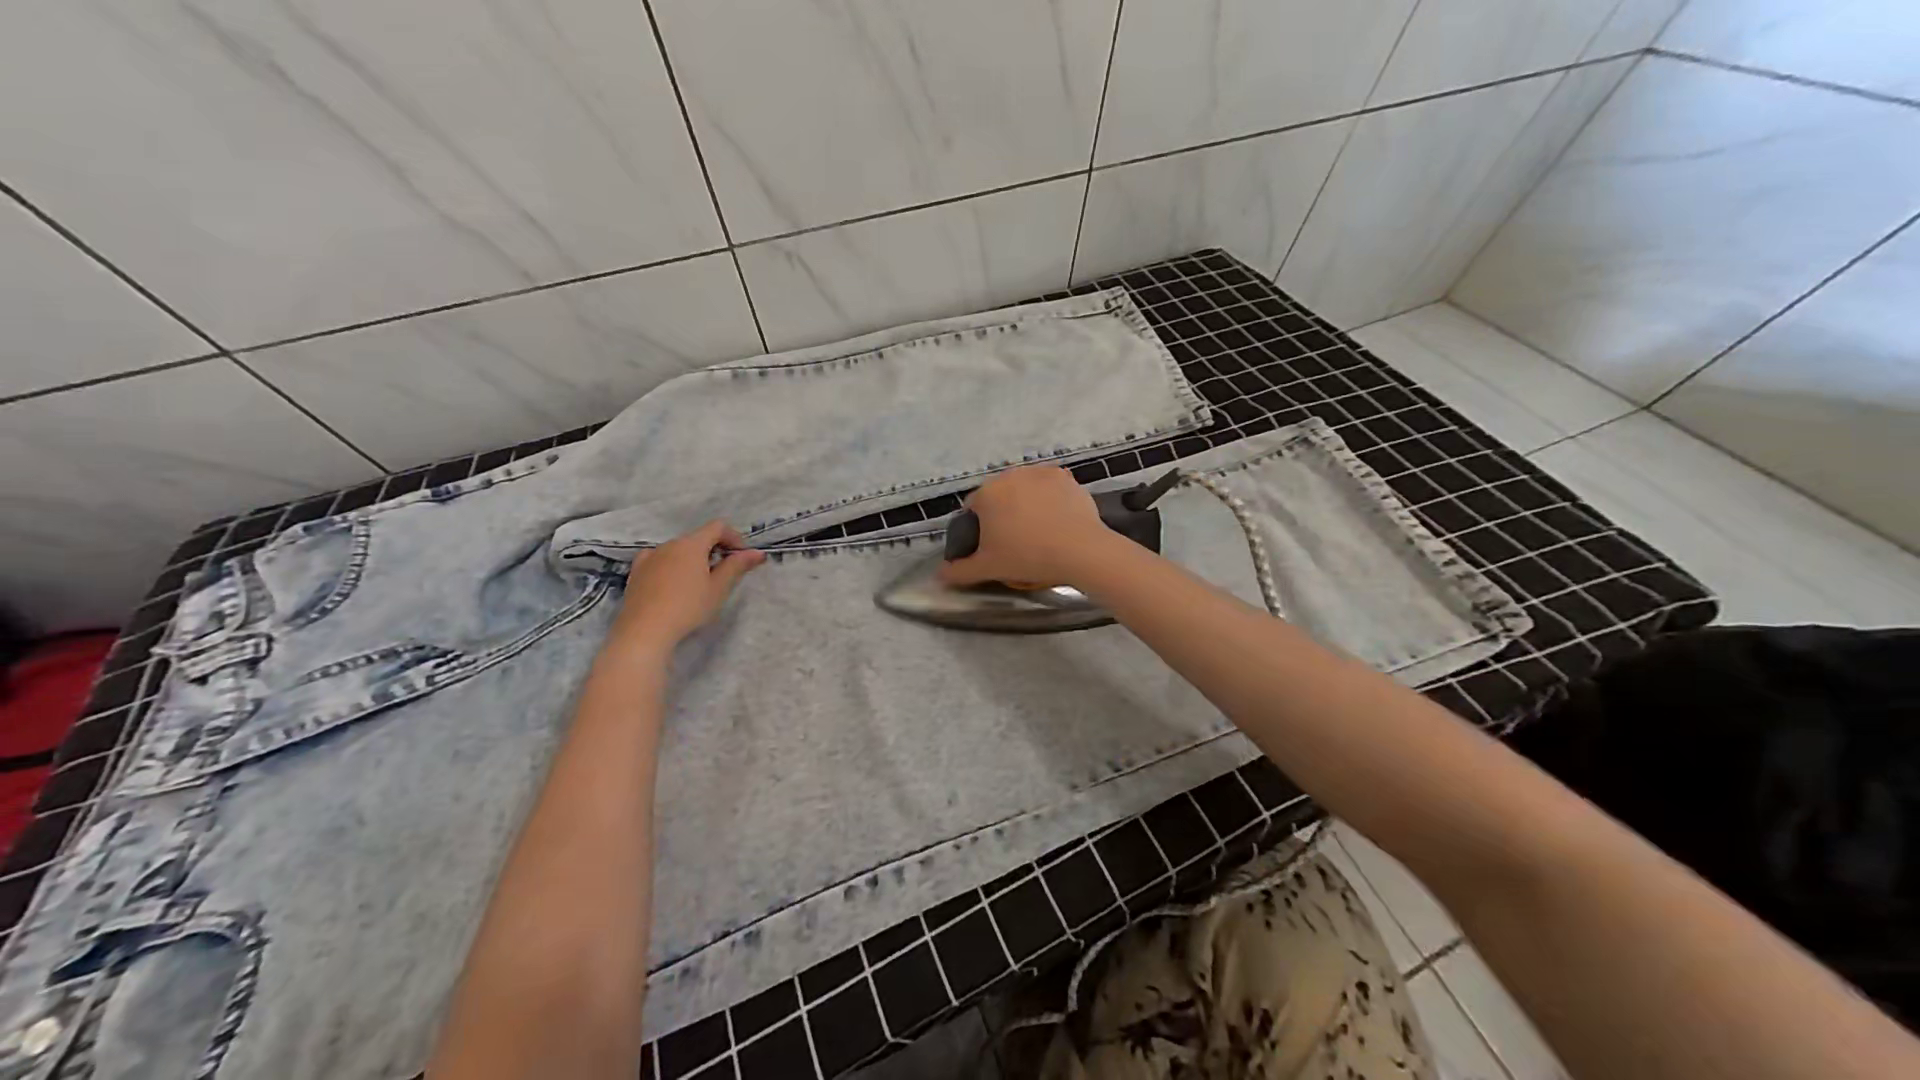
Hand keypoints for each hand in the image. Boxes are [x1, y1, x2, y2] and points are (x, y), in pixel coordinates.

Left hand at [609, 520, 765, 652]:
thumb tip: (757, 553)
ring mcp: (650, 556)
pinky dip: (671, 565)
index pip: (718, 527)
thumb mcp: (719, 588)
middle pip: (698, 538)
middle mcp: (669, 544)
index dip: (734, 538)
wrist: (644, 630)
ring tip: (698, 584)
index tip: (742, 558)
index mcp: (691, 544)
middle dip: (714, 550)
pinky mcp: (637, 571)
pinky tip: (672, 582)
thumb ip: (737, 566)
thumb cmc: (688, 607)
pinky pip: (659, 560)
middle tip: (724, 574)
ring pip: (678, 550)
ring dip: (693, 559)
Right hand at [939, 466, 1115, 587]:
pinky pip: (1048, 486)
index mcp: (986, 494)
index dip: (980, 527)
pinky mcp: (1063, 476)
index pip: (973, 508)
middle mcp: (1009, 476)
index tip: (992, 545)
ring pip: (1024, 489)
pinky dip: (1049, 498)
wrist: (1079, 550)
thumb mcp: (989, 568)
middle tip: (1016, 540)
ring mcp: (1038, 473)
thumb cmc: (1027, 557)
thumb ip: (960, 571)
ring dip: (1026, 503)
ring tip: (1038, 530)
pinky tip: (1056, 517)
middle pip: (999, 495)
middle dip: (1003, 512)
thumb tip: (939, 575)